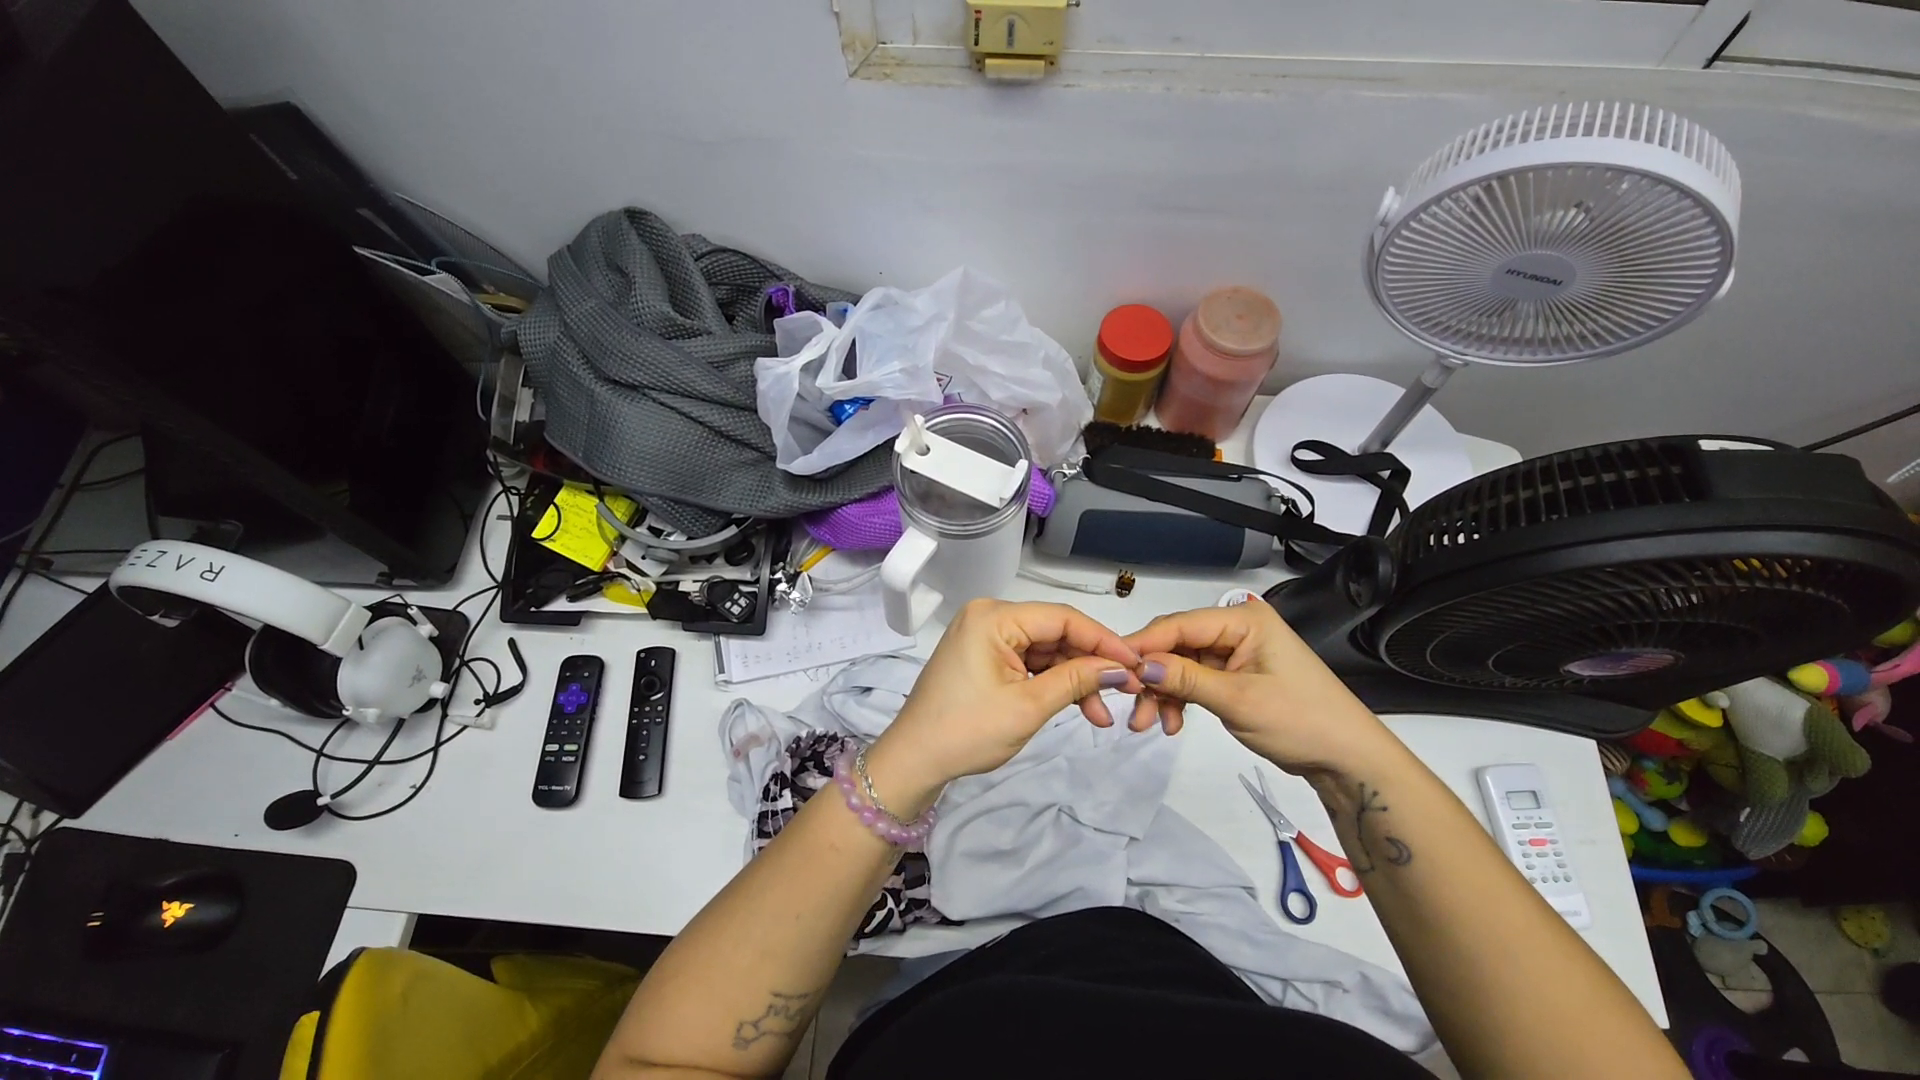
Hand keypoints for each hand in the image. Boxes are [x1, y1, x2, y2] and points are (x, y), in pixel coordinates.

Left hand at [865, 600, 1141, 814]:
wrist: (914, 761)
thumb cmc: (967, 732)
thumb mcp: (1028, 707)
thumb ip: (1077, 680)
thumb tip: (1122, 669)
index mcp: (993, 617)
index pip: (1063, 618)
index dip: (1104, 640)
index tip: (1136, 665)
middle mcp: (988, 616)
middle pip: (1055, 632)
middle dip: (1090, 664)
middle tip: (1125, 694)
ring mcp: (984, 636)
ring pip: (1046, 650)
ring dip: (1074, 678)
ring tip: (1100, 715)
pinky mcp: (983, 657)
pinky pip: (1028, 662)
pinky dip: (1052, 683)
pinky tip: (1077, 705)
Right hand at [1122, 600, 1396, 777]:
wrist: (1346, 758)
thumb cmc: (1301, 721)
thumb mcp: (1238, 700)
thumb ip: (1185, 679)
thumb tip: (1139, 665)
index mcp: (1244, 620)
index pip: (1179, 624)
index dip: (1143, 645)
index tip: (1112, 668)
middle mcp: (1237, 628)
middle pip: (1177, 644)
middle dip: (1152, 675)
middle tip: (1131, 706)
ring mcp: (1236, 653)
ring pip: (1181, 665)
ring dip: (1163, 693)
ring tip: (1149, 725)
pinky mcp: (1235, 676)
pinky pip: (1195, 680)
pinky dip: (1180, 700)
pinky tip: (1172, 724)